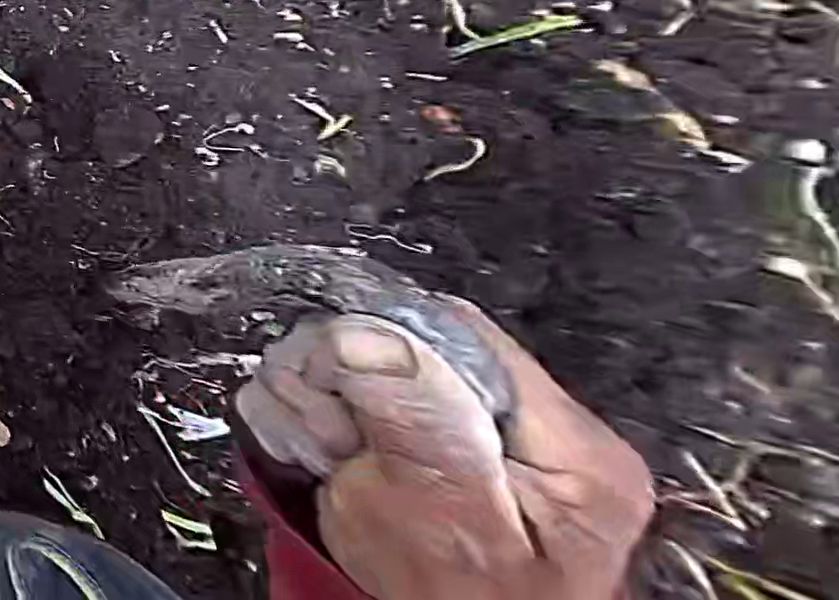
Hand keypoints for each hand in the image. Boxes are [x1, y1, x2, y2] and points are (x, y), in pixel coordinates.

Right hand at [236, 303, 652, 599]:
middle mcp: (496, 409)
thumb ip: (420, 425)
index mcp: (556, 434)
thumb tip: (364, 333)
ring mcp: (429, 408)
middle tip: (340, 440)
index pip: (452, 328)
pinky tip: (314, 449)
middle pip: (383, 331)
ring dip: (306, 397)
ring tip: (327, 452)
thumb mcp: (450, 520)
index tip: (348, 393)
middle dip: (333, 378)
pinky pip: (307, 374)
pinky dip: (292, 409)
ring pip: (330, 347)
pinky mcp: (379, 412)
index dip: (382, 344)